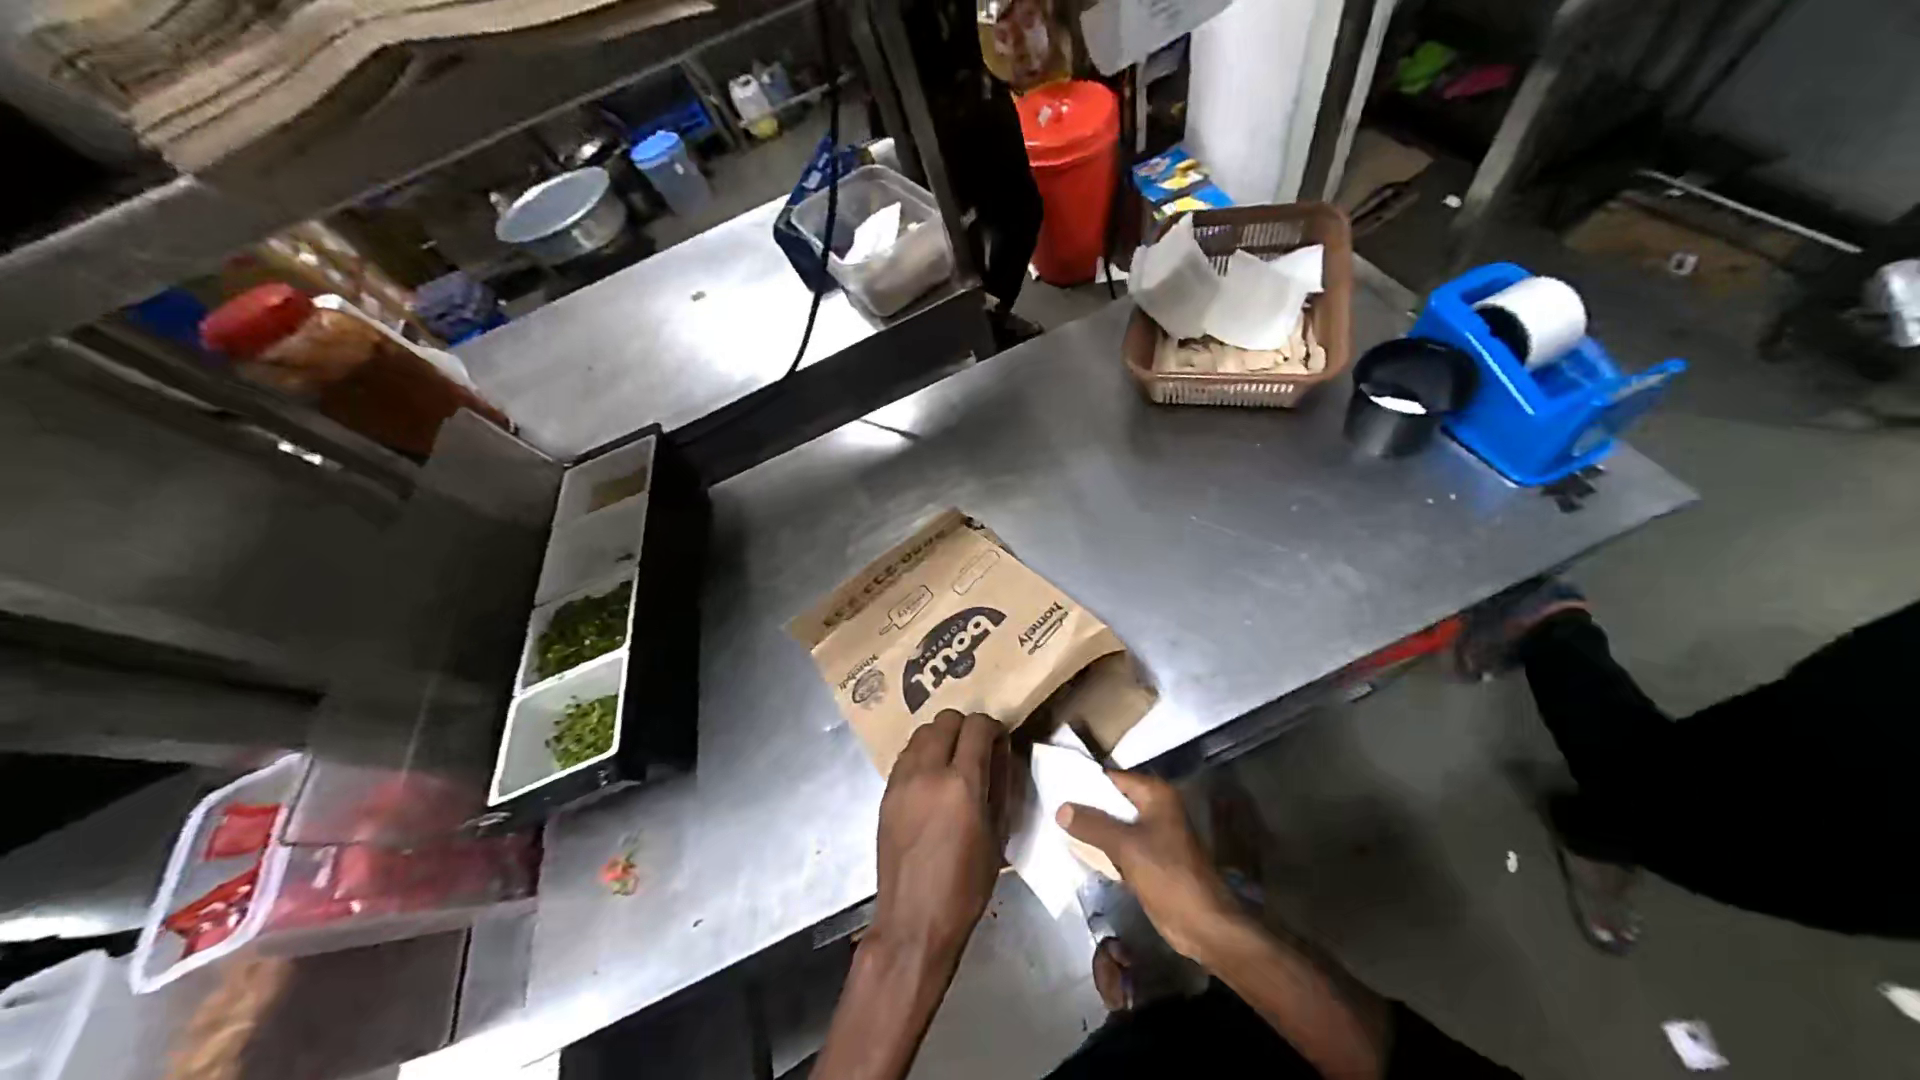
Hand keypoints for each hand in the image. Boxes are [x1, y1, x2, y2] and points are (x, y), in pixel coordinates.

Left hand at [873, 710, 1009, 962]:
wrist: (914, 918)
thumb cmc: (965, 885)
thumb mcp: (997, 835)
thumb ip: (999, 785)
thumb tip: (1000, 753)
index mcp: (962, 784)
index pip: (977, 727)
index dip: (992, 727)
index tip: (998, 740)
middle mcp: (928, 772)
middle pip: (946, 720)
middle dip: (966, 727)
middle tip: (976, 748)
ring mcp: (902, 780)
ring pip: (922, 732)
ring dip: (941, 737)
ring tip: (952, 760)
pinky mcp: (886, 792)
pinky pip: (906, 755)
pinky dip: (922, 754)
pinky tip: (931, 778)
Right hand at [1057, 771, 1245, 961]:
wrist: (1203, 924)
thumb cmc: (1168, 876)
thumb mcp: (1126, 846)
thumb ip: (1092, 825)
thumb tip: (1060, 808)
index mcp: (1156, 795)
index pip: (1113, 778)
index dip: (1086, 781)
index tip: (1056, 786)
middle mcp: (1156, 808)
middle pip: (1113, 800)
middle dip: (1086, 806)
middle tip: (1052, 807)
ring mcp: (1154, 834)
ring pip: (1114, 824)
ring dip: (1092, 828)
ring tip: (1057, 827)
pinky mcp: (1150, 858)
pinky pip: (1119, 845)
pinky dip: (1102, 847)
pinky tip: (1077, 850)